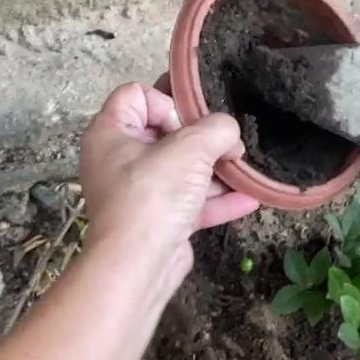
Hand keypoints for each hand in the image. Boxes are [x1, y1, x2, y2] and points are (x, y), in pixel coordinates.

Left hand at [78, 83, 258, 279]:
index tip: (187, 124)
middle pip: (164, 134)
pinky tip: (249, 199)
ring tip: (243, 168)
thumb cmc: (152, 196)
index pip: (135, 95)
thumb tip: (230, 135)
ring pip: (180, 172)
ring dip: (214, 171)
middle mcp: (119, 161)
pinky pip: (189, 203)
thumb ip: (216, 130)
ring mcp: (139, 194)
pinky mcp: (158, 222)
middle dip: (200, 139)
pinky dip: (216, 201)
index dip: (166, 102)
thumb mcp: (191, 148)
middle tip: (223, 145)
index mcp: (110, 133)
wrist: (138, 264)